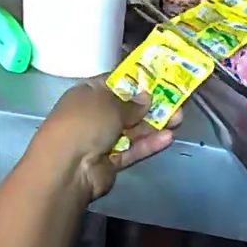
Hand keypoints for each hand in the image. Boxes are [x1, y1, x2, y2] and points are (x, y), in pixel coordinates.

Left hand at [31, 81, 181, 199]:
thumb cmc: (84, 123)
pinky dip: (149, 144)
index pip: (116, 83)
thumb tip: (147, 98)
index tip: (162, 79)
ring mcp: (103, 139)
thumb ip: (132, 102)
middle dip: (153, 106)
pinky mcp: (112, 160)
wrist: (67, 167)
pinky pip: (133, 150)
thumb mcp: (109, 103)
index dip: (138, 81)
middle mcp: (96, 114)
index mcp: (89, 93)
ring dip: (156, 125)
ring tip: (179, 119)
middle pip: (129, 108)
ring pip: (135, 130)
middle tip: (177, 102)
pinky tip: (168, 138)